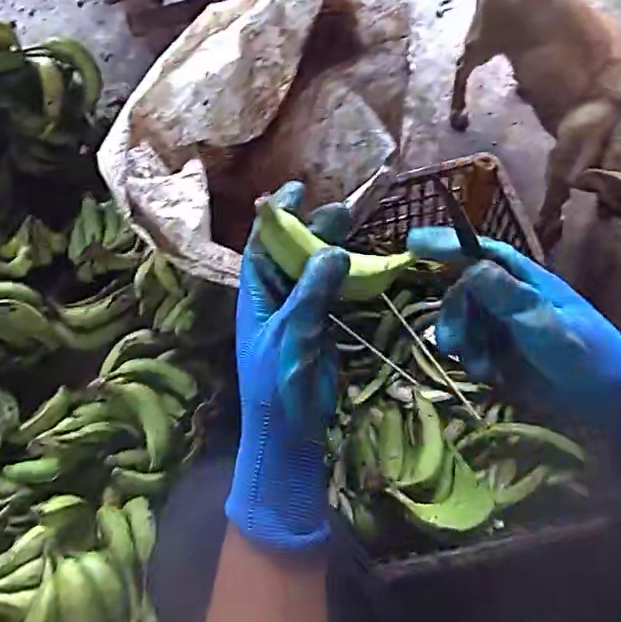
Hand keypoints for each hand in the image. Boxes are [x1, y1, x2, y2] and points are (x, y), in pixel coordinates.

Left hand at [228, 182, 351, 552]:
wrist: (289, 432)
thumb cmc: (278, 382)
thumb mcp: (292, 334)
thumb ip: (312, 293)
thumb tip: (335, 252)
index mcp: (257, 295)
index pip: (262, 245)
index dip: (276, 215)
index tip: (295, 189)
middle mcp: (276, 297)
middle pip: (293, 253)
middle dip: (313, 229)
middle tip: (341, 209)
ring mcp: (299, 312)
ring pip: (315, 271)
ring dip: (333, 249)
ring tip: (355, 228)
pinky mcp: (321, 327)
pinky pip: (332, 293)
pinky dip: (347, 277)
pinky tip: (363, 264)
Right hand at [406, 230, 620, 508]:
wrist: (615, 410)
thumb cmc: (590, 359)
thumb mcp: (547, 325)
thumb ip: (508, 295)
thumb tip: (470, 264)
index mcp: (530, 282)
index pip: (484, 253)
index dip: (449, 244)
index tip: (412, 242)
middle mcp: (515, 300)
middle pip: (466, 291)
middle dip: (454, 314)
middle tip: (450, 345)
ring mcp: (510, 329)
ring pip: (466, 322)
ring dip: (463, 343)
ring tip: (478, 368)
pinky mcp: (507, 357)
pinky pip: (474, 349)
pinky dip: (473, 362)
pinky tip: (488, 378)